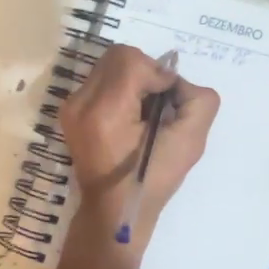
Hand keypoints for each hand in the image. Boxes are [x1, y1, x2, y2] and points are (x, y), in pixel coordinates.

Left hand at [61, 46, 218, 237]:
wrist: (113, 211)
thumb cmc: (151, 181)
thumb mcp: (190, 143)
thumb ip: (198, 102)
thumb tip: (175, 84)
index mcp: (105, 112)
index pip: (131, 61)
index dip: (158, 74)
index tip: (168, 101)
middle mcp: (80, 104)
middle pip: (117, 57)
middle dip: (145, 73)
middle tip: (158, 103)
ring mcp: (71, 107)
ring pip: (108, 66)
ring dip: (132, 79)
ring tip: (143, 112)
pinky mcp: (70, 112)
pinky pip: (100, 81)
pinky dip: (119, 89)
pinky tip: (128, 118)